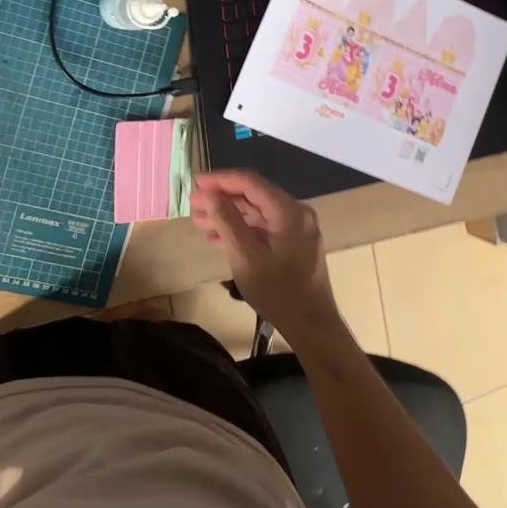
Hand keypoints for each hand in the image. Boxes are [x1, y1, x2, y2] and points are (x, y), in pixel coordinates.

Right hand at [191, 170, 342, 344]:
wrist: (312, 327)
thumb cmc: (278, 292)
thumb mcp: (246, 257)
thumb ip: (227, 221)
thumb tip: (209, 194)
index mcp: (288, 211)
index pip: (250, 182)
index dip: (220, 180)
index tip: (195, 183)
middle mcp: (296, 212)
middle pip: (254, 195)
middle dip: (222, 199)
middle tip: (194, 206)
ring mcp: (298, 228)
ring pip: (257, 212)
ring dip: (229, 215)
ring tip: (200, 222)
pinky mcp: (295, 243)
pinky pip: (265, 227)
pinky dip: (243, 229)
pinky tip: (219, 239)